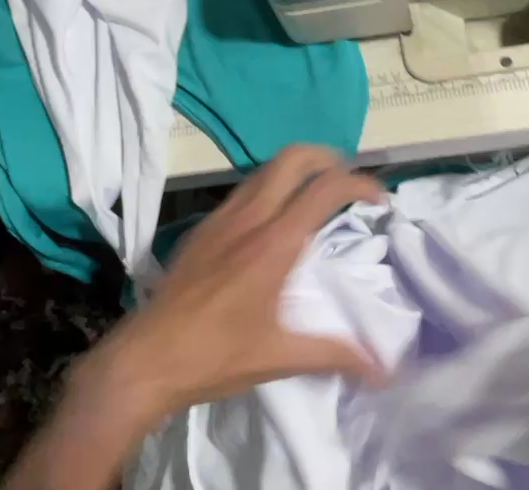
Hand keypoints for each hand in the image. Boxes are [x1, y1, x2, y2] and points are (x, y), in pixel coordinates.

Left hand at [5, 148, 385, 489]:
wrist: (144, 358)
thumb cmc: (215, 355)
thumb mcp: (279, 358)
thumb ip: (335, 355)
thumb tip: (384, 370)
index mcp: (274, 241)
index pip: (325, 188)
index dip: (360, 183)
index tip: (380, 200)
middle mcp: (250, 216)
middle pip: (294, 157)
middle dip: (328, 158)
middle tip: (348, 183)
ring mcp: (222, 217)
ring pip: (266, 168)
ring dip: (298, 169)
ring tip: (317, 195)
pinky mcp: (203, 227)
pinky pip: (244, 188)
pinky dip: (271, 185)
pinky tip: (274, 219)